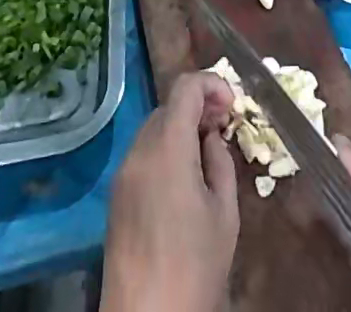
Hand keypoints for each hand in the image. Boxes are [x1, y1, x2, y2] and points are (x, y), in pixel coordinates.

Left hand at [102, 72, 239, 311]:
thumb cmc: (194, 266)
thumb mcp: (224, 210)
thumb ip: (219, 161)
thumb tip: (211, 137)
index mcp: (167, 149)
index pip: (185, 88)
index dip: (213, 84)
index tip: (233, 108)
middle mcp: (139, 152)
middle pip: (169, 106)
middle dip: (200, 106)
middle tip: (226, 128)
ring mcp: (123, 174)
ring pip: (155, 128)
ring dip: (183, 127)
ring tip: (208, 152)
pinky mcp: (117, 196)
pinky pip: (144, 153)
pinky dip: (167, 148)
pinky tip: (186, 176)